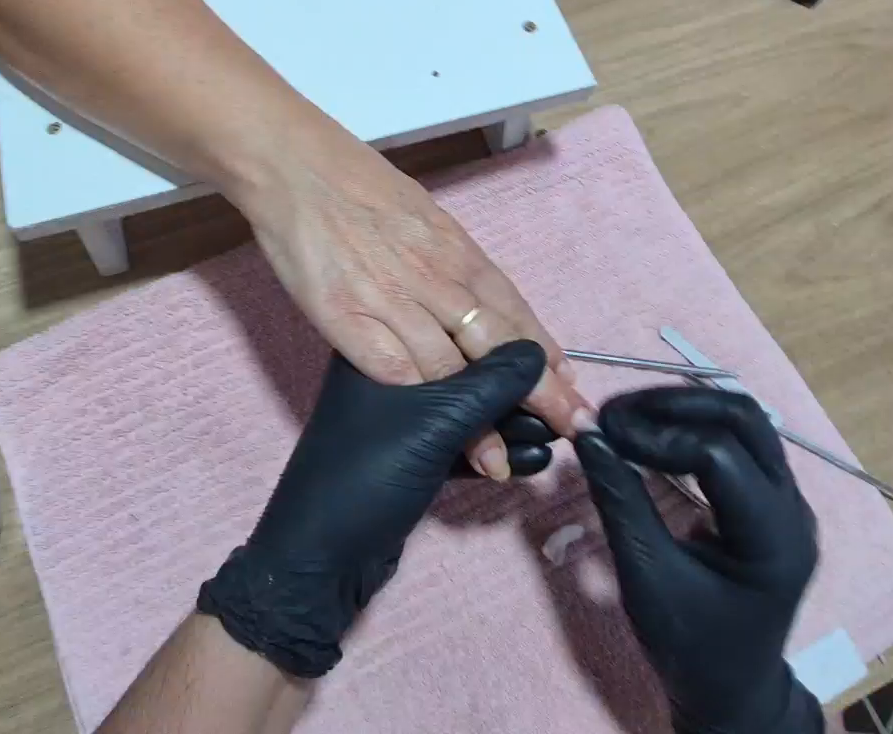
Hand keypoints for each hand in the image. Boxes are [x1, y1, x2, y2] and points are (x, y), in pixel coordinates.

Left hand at [198, 342, 549, 677]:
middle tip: (575, 416)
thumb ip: (489, 383)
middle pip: (477, 369)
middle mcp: (397, 367)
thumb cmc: (370, 472)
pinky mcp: (412, 448)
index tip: (573, 384)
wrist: (317, 555)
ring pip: (474, 405)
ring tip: (558, 438)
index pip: (471, 337)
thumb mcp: (435, 421)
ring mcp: (404, 411)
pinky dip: (496, 447)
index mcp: (390, 343)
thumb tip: (540, 354)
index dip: (526, 359)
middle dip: (529, 393)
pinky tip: (529, 458)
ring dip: (516, 423)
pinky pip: (463, 436)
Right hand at [232, 135, 593, 477]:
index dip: (543, 351)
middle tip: (569, 427)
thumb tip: (474, 297)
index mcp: (454, 248)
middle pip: (496, 345)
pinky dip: (420, 406)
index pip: (511, 308)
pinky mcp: (346, 320)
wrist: (296, 168)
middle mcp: (434, 277)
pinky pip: (394, 372)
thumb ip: (449, 257)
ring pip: (449, 370)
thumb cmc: (356, 182)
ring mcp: (391, 301)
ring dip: (478, 419)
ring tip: (501, 458)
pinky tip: (437, 434)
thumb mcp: (420, 212)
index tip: (568, 384)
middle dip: (538, 392)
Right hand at [575, 388, 823, 733]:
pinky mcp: (770, 497)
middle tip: (615, 413)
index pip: (718, 454)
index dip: (655, 435)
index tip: (604, 435)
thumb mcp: (645, 576)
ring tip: (629, 416)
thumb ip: (620, 501)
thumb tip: (588, 434)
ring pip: (744, 419)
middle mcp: (792, 508)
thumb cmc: (688, 644)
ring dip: (683, 406)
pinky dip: (692, 424)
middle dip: (673, 404)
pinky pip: (738, 438)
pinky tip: (652, 433)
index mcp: (772, 538)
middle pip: (742, 418)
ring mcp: (787, 500)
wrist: (732, 691)